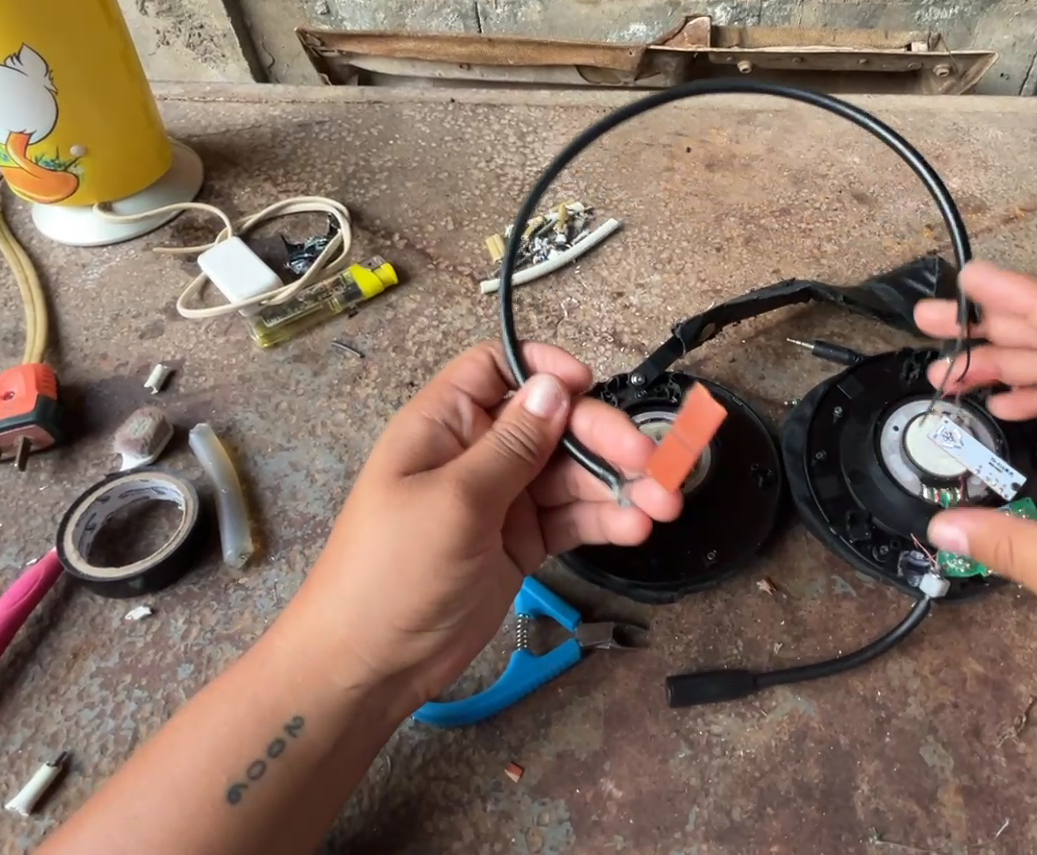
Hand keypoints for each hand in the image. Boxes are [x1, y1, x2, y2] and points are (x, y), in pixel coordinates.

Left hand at [289, 341, 679, 710]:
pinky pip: (571, 517)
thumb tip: (554, 385)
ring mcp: (504, 497)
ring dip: (618, 484)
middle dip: (603, 438)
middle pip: (553, 423)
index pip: (498, 369)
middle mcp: (479, 452)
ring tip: (665, 503)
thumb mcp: (454, 501)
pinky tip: (636, 527)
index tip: (586, 385)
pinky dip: (604, 519)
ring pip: (571, 472)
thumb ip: (512, 445)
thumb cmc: (394, 571)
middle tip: (651, 463)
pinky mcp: (523, 539)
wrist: (371, 667)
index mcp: (446, 425)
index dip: (543, 368)